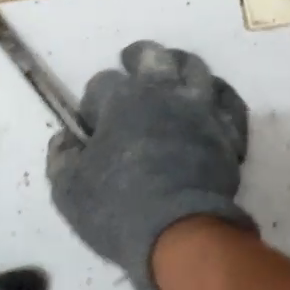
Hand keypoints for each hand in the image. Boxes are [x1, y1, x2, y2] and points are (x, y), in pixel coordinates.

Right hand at [46, 41, 251, 289]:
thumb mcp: (68, 189)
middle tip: (131, 66)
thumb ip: (61, 157)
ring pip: (195, 68)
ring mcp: (201, 109)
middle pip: (152, 56)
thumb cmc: (118, 208)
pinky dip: (217, 97)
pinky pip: (228, 100)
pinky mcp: (228, 131)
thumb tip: (65, 140)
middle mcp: (163, 92)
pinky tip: (209, 103)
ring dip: (180, 66)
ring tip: (172, 75)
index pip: (102, 83)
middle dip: (138, 57)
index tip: (92, 125)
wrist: (180, 233)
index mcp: (122, 99)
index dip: (93, 102)